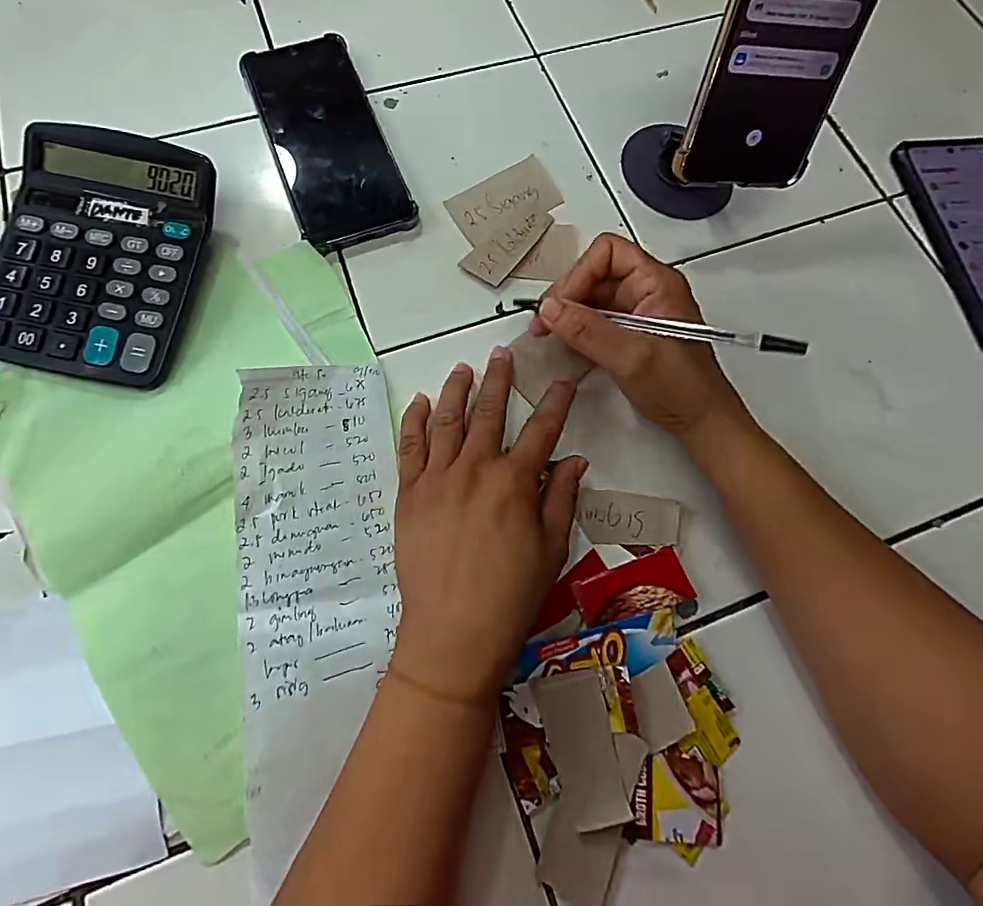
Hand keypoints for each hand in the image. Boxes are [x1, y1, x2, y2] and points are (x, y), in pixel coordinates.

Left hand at [389, 350, 586, 705]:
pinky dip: (415, 421)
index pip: (540, 431)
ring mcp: (436, 478)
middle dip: (498, 381)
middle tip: (502, 355)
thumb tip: (574, 459)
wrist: (453, 629)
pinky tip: (421, 402)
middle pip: (488, 414)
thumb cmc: (511, 596)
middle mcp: (474, 470)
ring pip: (447, 421)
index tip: (562, 380)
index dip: (554, 403)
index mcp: (514, 483)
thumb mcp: (551, 550)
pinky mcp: (409, 492)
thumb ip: (560, 499)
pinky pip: (410, 446)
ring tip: (463, 367)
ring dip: (456, 391)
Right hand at [529, 232, 751, 441]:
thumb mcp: (632, 356)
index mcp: (656, 284)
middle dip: (565, 296)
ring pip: (587, 298)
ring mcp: (633, 312)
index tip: (562, 304)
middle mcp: (644, 292)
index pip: (607, 253)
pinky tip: (563, 346)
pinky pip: (590, 320)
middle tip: (546, 323)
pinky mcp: (623, 333)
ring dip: (564, 314)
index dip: (580, 274)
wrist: (700, 420)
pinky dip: (572, 331)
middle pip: (592, 274)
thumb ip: (588, 330)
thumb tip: (550, 308)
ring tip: (549, 335)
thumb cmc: (683, 387)